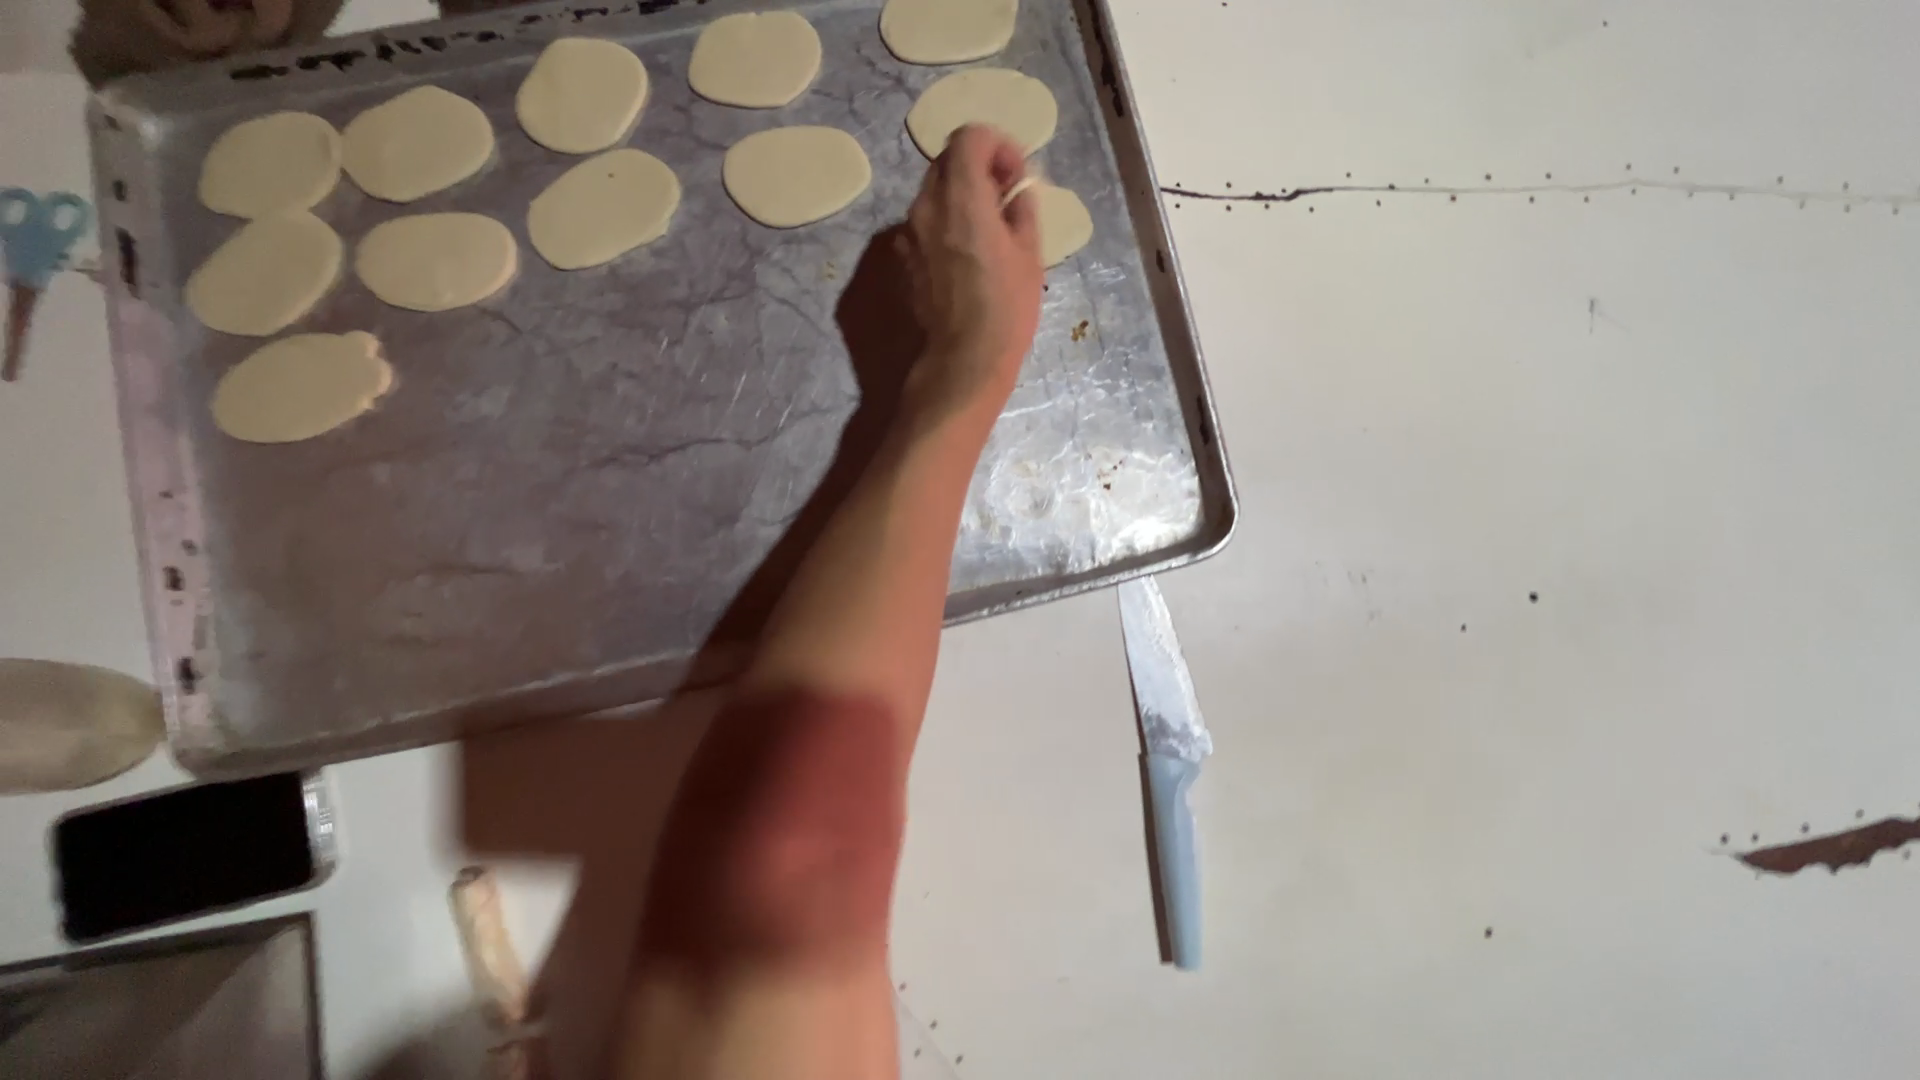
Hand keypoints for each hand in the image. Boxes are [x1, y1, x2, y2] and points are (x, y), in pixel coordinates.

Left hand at [897, 124, 1043, 423]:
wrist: (962, 363)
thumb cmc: (1005, 310)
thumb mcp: (1029, 255)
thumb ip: (1021, 209)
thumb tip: (1016, 190)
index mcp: (961, 197)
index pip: (969, 136)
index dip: (998, 145)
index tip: (1016, 176)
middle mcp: (925, 207)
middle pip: (947, 162)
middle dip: (979, 170)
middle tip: (1004, 202)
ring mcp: (907, 236)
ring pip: (933, 196)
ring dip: (961, 200)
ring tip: (987, 236)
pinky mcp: (901, 262)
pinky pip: (924, 228)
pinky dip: (945, 228)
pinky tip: (965, 261)